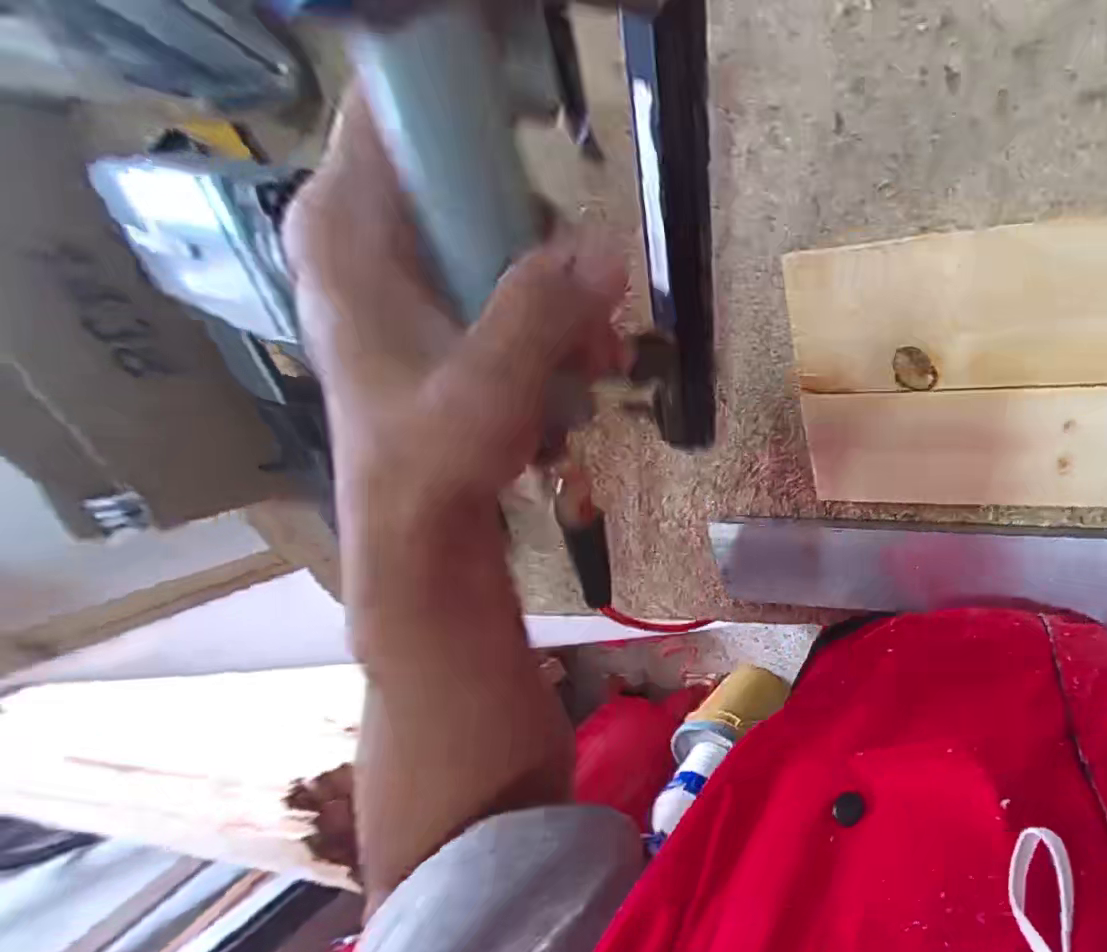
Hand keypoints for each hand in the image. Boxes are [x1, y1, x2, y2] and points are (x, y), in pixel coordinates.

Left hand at [283, 95, 627, 528]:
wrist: (419, 531)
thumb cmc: (431, 455)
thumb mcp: (493, 378)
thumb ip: (546, 308)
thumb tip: (609, 249)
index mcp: (351, 237)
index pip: (393, 121)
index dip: (467, 117)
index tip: (544, 146)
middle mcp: (375, 249)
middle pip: (474, 196)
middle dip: (551, 252)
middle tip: (595, 309)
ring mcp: (413, 291)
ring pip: (507, 255)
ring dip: (568, 306)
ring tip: (601, 365)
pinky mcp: (446, 330)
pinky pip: (513, 300)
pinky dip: (557, 333)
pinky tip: (585, 378)